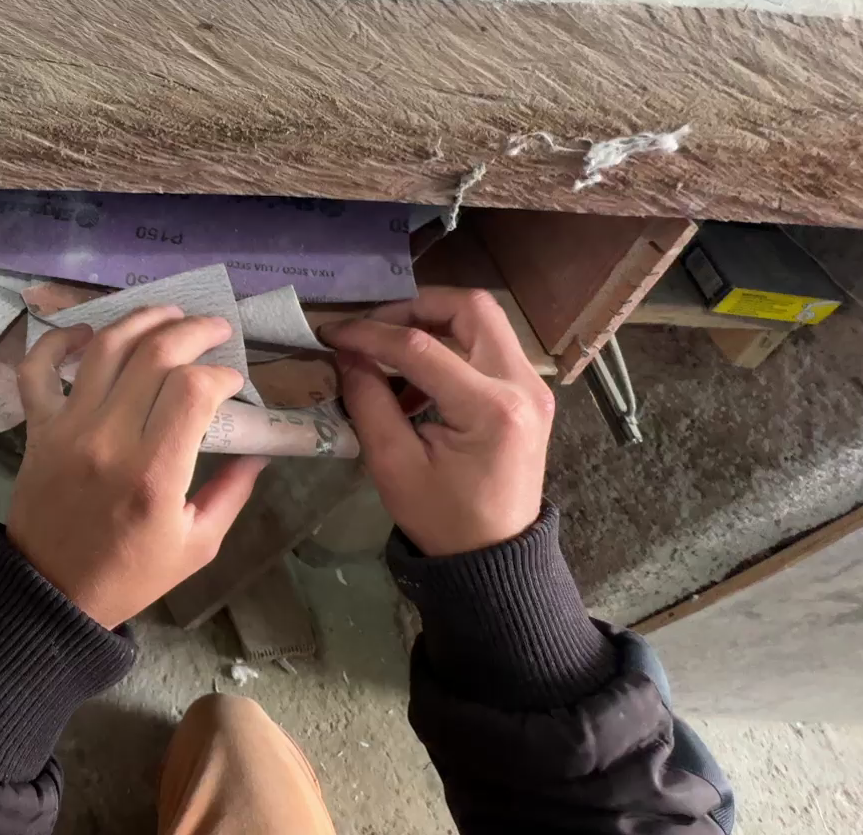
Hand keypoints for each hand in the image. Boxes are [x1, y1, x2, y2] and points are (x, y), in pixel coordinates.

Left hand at [7, 306, 267, 628]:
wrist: (50, 594)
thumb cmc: (129, 574)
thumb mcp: (197, 546)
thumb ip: (231, 492)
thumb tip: (258, 449)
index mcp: (154, 473)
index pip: (193, 390)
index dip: (221, 375)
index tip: (234, 382)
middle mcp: (109, 438)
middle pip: (153, 355)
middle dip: (193, 332)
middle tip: (214, 328)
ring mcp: (67, 428)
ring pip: (104, 349)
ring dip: (141, 320)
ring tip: (169, 313)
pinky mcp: (38, 428)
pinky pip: (36, 371)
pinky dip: (57, 342)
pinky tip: (85, 332)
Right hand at [321, 287, 553, 556]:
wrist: (495, 555)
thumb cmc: (441, 516)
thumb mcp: (392, 463)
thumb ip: (368, 399)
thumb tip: (346, 352)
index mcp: (490, 409)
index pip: (419, 347)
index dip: (368, 334)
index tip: (330, 333)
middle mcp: (522, 385)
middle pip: (470, 307)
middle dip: (413, 306)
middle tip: (373, 327)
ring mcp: (532, 386)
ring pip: (482, 319)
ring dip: (431, 321)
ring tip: (389, 347)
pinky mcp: (528, 391)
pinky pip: (487, 343)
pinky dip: (447, 343)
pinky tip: (415, 376)